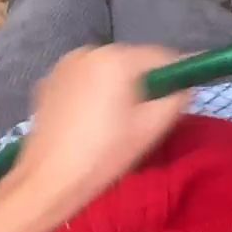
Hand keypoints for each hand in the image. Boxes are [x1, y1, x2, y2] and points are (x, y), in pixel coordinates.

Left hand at [10, 44, 190, 219]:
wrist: (47, 180)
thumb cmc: (104, 155)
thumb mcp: (151, 128)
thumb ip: (177, 98)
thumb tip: (184, 86)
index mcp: (117, 58)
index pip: (162, 56)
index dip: (175, 77)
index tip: (180, 98)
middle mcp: (89, 51)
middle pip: (132, 61)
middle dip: (143, 83)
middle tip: (145, 117)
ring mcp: (64, 64)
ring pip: (106, 70)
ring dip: (117, 87)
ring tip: (114, 122)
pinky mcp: (47, 81)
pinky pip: (83, 79)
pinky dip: (92, 92)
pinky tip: (89, 122)